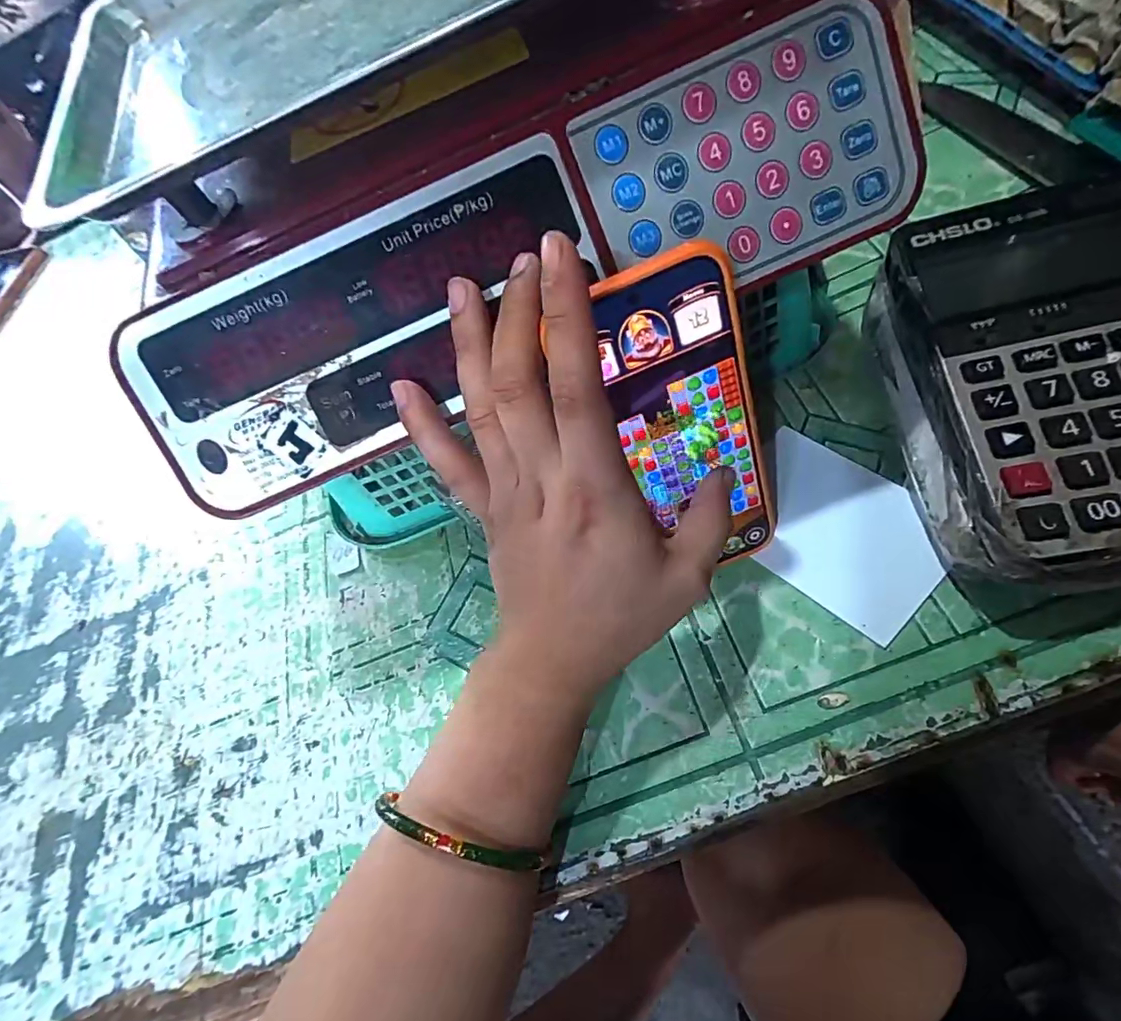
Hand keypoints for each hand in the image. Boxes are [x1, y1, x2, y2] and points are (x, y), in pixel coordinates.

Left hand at [394, 232, 732, 700]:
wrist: (549, 662)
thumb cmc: (619, 619)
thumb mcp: (687, 579)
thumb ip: (708, 519)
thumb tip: (718, 471)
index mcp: (595, 488)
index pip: (577, 388)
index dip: (567, 317)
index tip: (562, 257)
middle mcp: (542, 477)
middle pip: (518, 382)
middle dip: (519, 311)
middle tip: (527, 259)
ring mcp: (504, 491)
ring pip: (480, 408)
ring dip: (469, 344)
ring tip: (465, 287)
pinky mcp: (484, 508)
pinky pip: (448, 463)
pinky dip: (422, 423)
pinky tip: (402, 384)